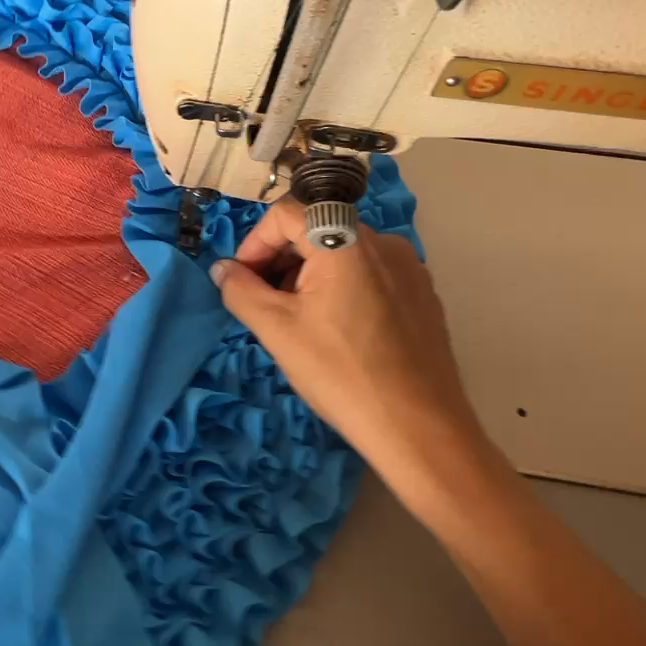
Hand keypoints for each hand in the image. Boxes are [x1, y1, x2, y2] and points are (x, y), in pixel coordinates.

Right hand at [209, 197, 482, 469]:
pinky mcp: (423, 294)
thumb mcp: (277, 331)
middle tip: (266, 305)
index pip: (285, 214)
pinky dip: (342, 289)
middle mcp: (381, 242)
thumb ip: (240, 290)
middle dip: (280, 261)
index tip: (243, 282)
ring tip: (300, 323)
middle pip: (315, 230)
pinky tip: (339, 333)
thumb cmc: (341, 374)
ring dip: (309, 276)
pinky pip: (370, 274)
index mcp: (344, 240)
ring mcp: (408, 267)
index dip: (255, 243)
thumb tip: (223, 269)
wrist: (421, 431)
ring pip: (342, 253)